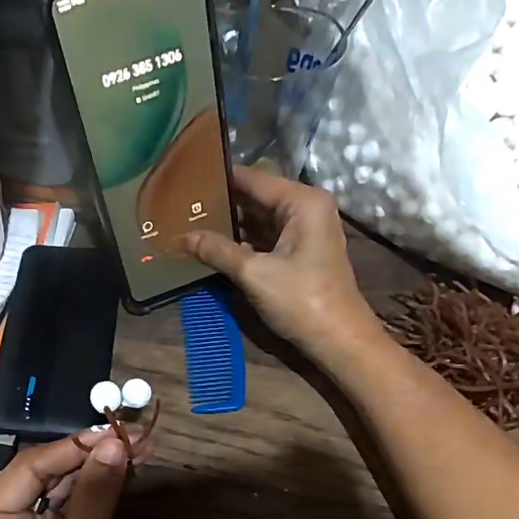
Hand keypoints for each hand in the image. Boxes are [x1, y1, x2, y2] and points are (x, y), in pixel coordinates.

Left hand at [0, 429, 132, 518]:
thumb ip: (95, 499)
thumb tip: (116, 444)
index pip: (30, 467)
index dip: (75, 446)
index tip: (119, 431)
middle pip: (45, 471)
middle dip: (89, 454)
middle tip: (136, 436)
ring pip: (60, 484)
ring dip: (96, 468)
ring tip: (137, 447)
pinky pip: (69, 504)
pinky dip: (96, 489)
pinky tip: (123, 472)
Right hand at [177, 166, 378, 359]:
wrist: (338, 340)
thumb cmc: (301, 300)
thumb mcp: (254, 274)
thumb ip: (216, 251)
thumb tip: (180, 237)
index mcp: (302, 201)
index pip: (253, 178)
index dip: (219, 178)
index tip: (186, 178)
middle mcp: (306, 208)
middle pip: (257, 196)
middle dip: (222, 202)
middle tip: (181, 203)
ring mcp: (305, 231)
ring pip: (260, 218)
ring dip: (230, 223)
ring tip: (190, 221)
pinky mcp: (300, 252)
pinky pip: (266, 237)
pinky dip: (243, 240)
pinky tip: (213, 244)